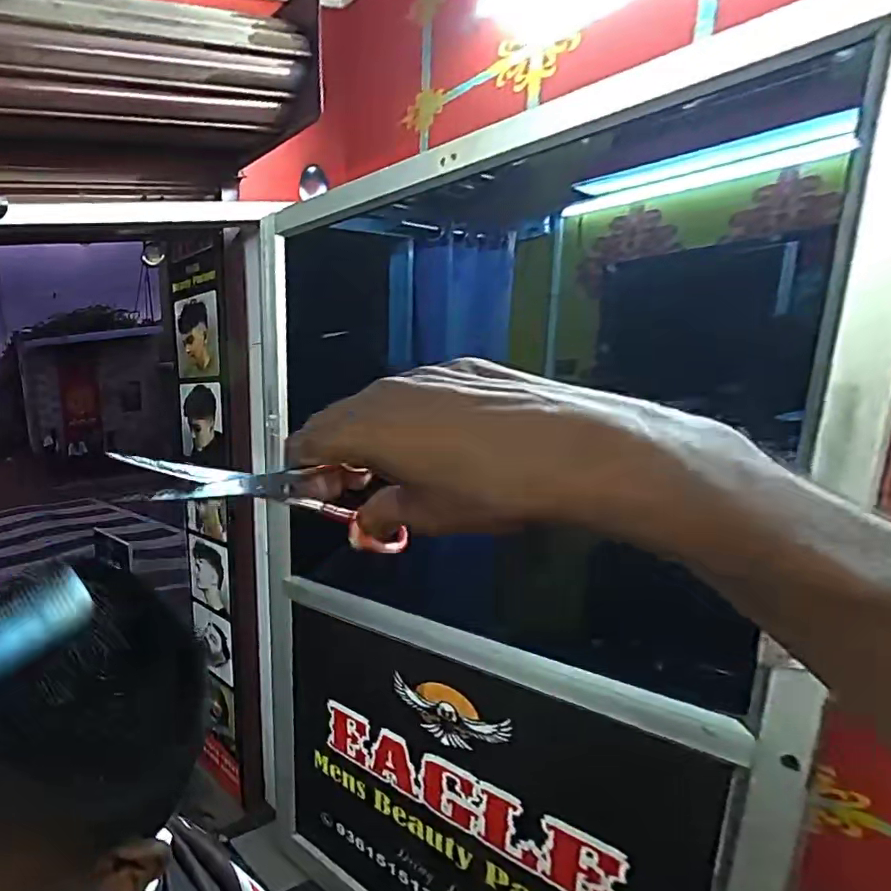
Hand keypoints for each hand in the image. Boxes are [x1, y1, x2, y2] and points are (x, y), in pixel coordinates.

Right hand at [285, 358, 761, 546]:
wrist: (587, 452)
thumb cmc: (495, 487)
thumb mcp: (425, 515)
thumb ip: (379, 514)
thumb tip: (370, 520)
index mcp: (363, 427)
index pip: (305, 443)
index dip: (303, 472)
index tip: (319, 494)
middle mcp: (385, 393)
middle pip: (333, 420)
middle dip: (333, 454)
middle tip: (353, 487)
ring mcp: (425, 377)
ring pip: (374, 405)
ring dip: (370, 435)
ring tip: (400, 468)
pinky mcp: (464, 370)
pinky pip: (416, 394)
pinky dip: (410, 418)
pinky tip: (444, 445)